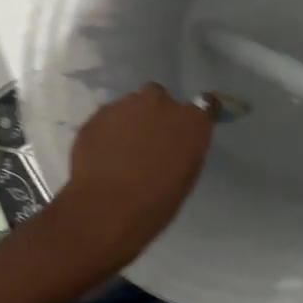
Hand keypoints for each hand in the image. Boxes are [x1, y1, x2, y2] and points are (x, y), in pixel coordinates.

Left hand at [65, 83, 215, 241]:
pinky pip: (107, 117)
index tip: (191, 122)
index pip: (205, 103)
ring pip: (130, 104)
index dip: (198, 112)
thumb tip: (176, 142)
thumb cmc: (156, 202)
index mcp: (191, 121)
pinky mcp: (97, 115)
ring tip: (121, 147)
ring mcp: (125, 105)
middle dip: (155, 111)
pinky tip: (102, 152)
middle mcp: (160, 103)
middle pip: (159, 96)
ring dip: (129, 119)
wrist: (108, 207)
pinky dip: (107, 130)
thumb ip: (184, 147)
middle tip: (148, 138)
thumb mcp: (185, 175)